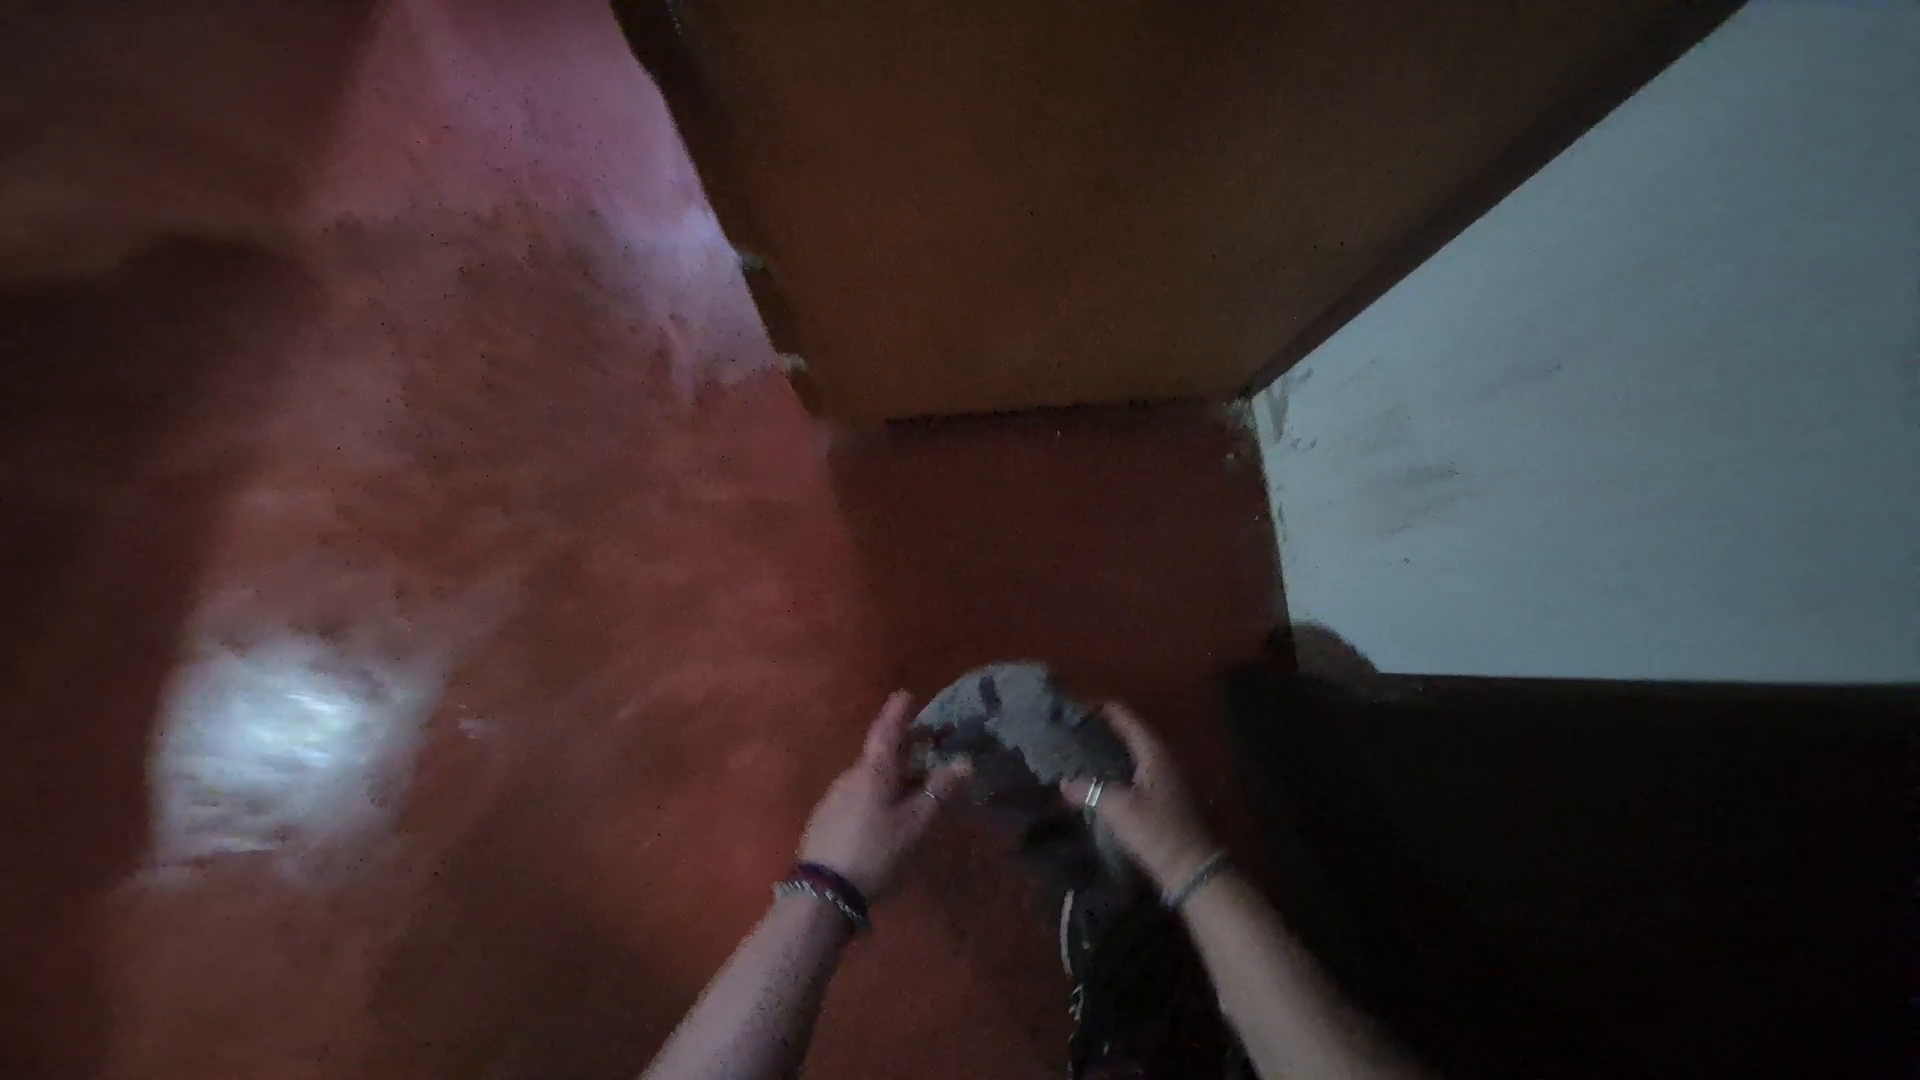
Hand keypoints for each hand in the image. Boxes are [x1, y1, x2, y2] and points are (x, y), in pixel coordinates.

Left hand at [797, 691, 971, 897]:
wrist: (822, 892)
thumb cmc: (875, 851)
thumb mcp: (914, 824)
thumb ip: (938, 792)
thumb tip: (965, 761)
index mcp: (874, 770)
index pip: (887, 730)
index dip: (898, 712)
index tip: (907, 694)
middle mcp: (852, 775)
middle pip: (882, 751)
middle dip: (907, 743)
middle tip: (932, 741)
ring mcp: (837, 795)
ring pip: (872, 773)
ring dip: (896, 769)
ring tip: (918, 779)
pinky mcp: (828, 817)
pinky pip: (861, 792)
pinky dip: (881, 789)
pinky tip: (890, 808)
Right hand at [1060, 703, 1219, 890]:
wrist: (1190, 868)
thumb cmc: (1156, 831)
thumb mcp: (1118, 808)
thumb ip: (1088, 789)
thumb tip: (1063, 782)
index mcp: (1152, 749)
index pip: (1122, 713)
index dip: (1096, 708)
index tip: (1069, 712)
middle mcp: (1160, 755)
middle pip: (1125, 729)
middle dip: (1096, 728)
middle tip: (1067, 732)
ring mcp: (1162, 774)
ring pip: (1128, 749)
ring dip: (1103, 748)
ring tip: (1074, 752)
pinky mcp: (1160, 792)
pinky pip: (1131, 767)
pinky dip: (1111, 765)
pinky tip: (1093, 778)